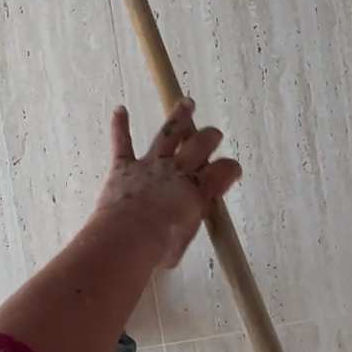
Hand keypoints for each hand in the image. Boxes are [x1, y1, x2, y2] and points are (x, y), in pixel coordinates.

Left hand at [95, 99, 242, 267]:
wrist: (128, 237)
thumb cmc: (158, 248)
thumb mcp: (183, 241)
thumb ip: (184, 227)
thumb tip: (178, 229)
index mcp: (198, 191)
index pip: (225, 171)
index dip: (231, 169)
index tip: (232, 170)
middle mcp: (178, 171)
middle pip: (201, 143)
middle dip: (210, 136)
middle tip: (213, 134)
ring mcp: (151, 165)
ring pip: (169, 133)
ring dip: (179, 117)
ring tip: (186, 103)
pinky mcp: (124, 167)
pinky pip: (122, 142)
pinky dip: (120, 125)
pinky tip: (119, 110)